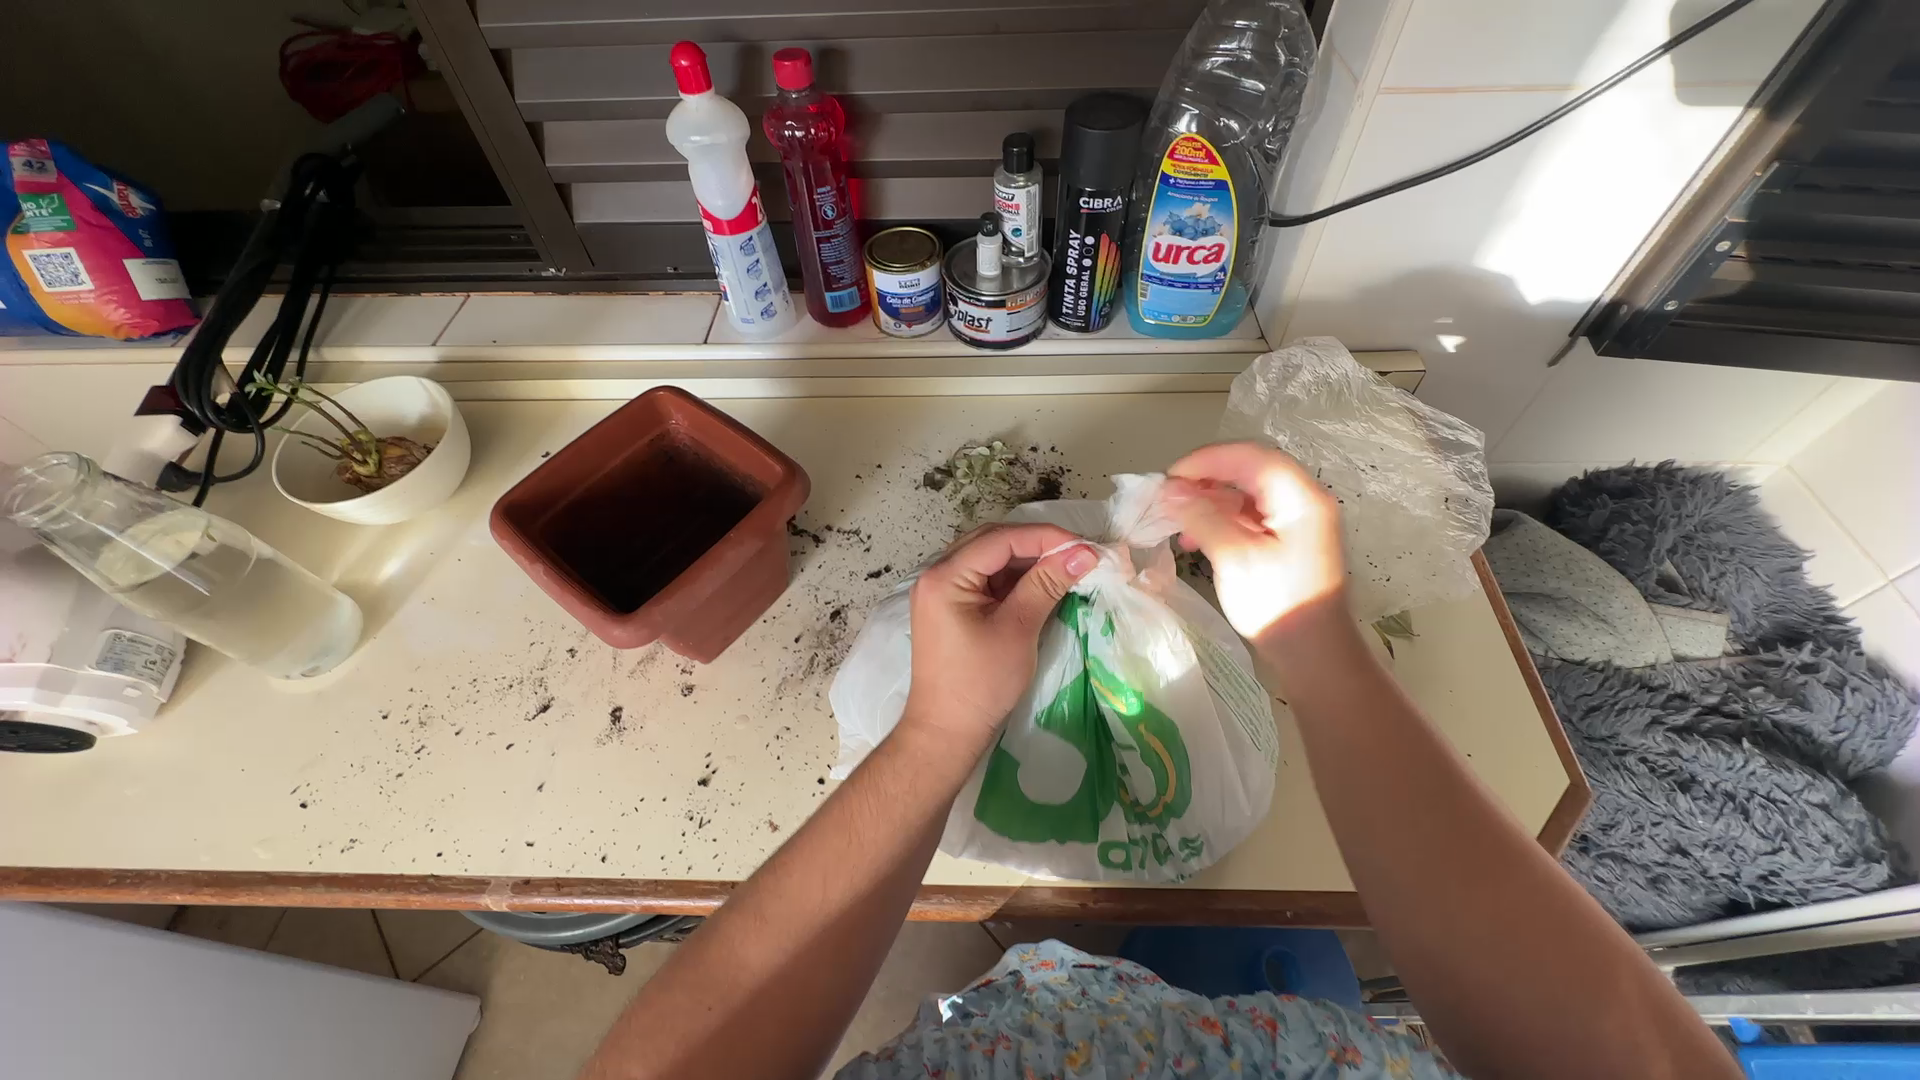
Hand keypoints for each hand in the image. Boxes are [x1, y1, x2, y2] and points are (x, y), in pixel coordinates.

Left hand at [903, 523, 1096, 750]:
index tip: (1085, 547)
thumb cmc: (981, 683)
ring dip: (1027, 560)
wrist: (946, 731)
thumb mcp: (1018, 629)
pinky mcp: (950, 607)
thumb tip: (1083, 554)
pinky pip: (984, 579)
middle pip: (992, 542)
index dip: (1045, 537)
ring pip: (989, 559)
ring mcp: (941, 591)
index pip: (1000, 539)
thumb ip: (1046, 584)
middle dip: (1037, 544)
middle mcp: (936, 574)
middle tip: (1077, 555)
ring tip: (1065, 567)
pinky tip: (1042, 584)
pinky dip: (1013, 579)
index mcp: (944, 576)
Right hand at [1163, 442, 1348, 645]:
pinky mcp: (1287, 539)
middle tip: (1169, 495)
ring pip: (1246, 491)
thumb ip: (1201, 516)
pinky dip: (1220, 518)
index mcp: (1299, 497)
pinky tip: (1197, 538)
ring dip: (1209, 500)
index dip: (1206, 460)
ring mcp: (1296, 519)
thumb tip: (1169, 490)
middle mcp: (1303, 499)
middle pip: (1248, 469)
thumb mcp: (1234, 557)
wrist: (1312, 652)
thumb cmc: (1277, 603)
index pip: (1249, 456)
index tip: (1169, 478)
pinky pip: (1249, 514)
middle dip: (1204, 478)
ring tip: (1179, 522)